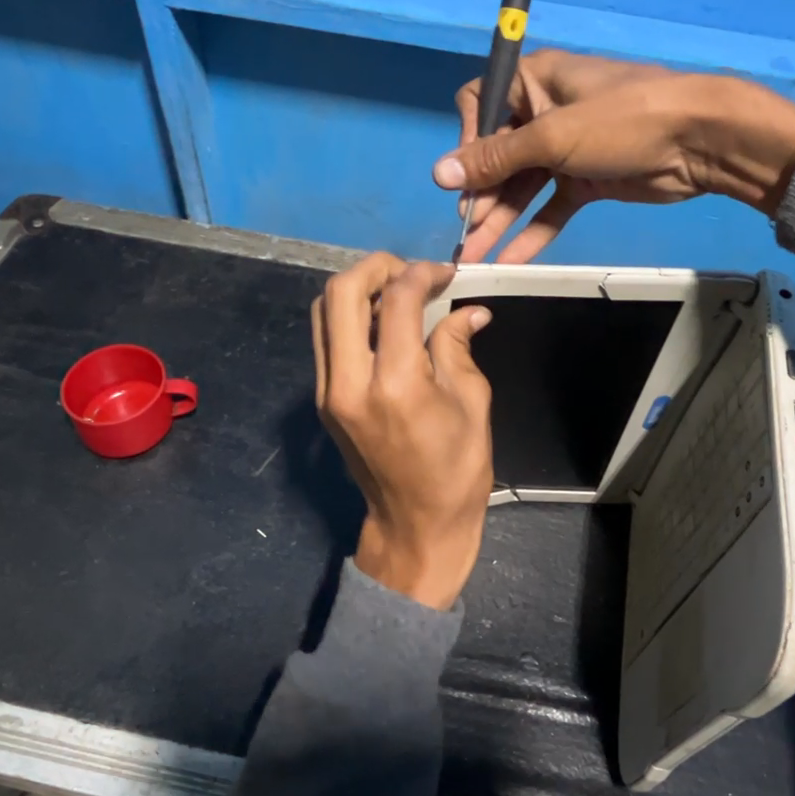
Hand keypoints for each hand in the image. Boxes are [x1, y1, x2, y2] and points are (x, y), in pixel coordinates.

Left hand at [313, 254, 494, 608]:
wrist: (414, 527)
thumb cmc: (455, 472)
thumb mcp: (472, 405)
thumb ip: (458, 347)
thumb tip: (467, 309)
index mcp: (395, 384)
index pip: (397, 300)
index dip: (423, 273)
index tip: (446, 274)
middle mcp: (350, 381)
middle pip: (341, 293)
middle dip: (377, 268)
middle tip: (412, 273)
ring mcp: (328, 391)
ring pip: (322, 311)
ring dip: (357, 289)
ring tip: (395, 293)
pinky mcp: (322, 400)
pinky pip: (326, 339)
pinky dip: (348, 316)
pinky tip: (383, 324)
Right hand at [439, 49, 794, 262]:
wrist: (702, 140)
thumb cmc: (622, 120)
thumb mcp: (552, 136)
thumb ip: (495, 159)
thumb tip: (438, 174)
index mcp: (533, 82)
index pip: (479, 106)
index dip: (467, 142)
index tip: (463, 177)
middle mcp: (543, 113)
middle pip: (498, 156)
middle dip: (480, 194)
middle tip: (465, 231)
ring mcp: (566, 150)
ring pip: (522, 187)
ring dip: (499, 221)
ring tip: (473, 258)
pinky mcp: (585, 180)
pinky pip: (549, 207)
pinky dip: (532, 232)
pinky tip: (509, 261)